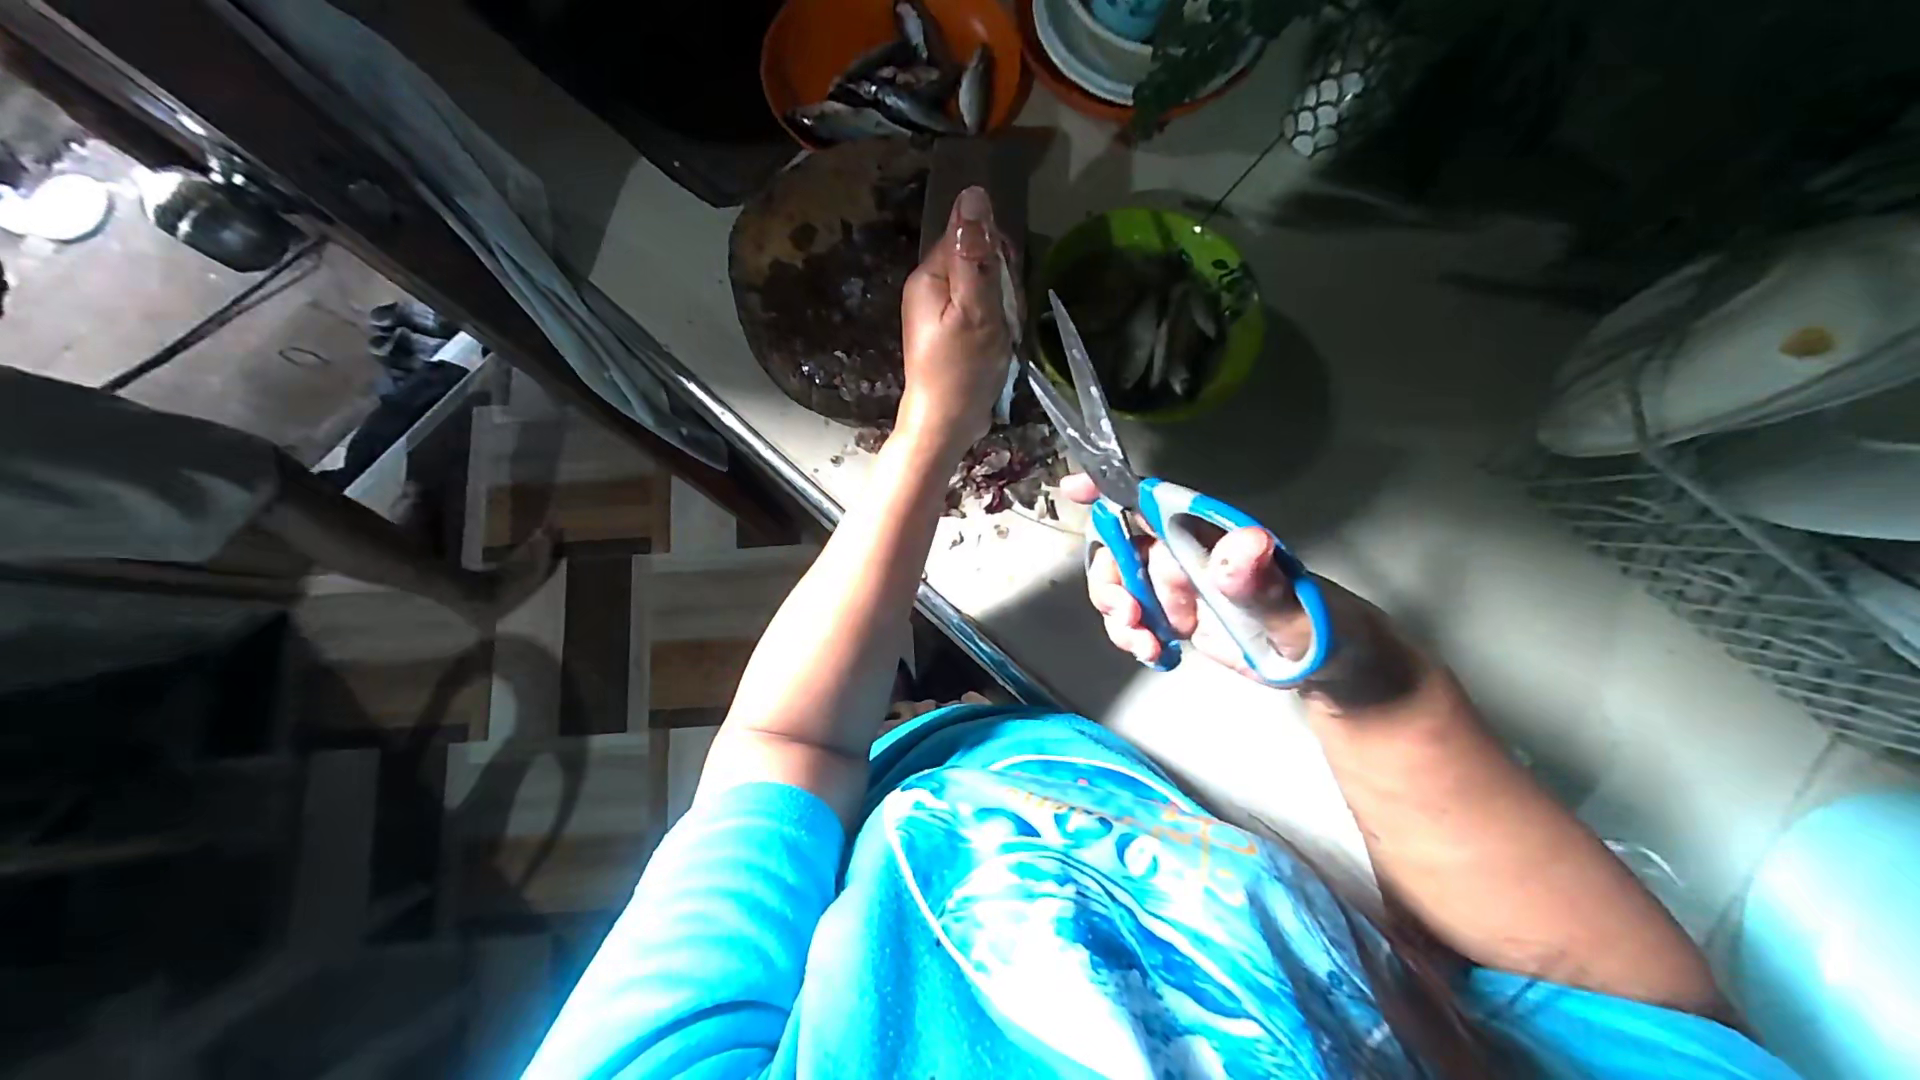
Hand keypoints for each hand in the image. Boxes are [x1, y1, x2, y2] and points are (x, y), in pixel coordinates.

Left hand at [896, 186, 1013, 454]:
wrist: (947, 425)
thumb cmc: (961, 371)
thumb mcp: (975, 311)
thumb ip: (974, 256)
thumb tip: (973, 194)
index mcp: (928, 277)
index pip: (968, 235)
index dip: (995, 256)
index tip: (1004, 287)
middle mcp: (929, 289)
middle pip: (977, 261)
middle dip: (1000, 284)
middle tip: (1003, 319)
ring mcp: (939, 313)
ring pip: (984, 287)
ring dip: (1002, 307)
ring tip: (1001, 336)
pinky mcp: (951, 333)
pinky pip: (981, 311)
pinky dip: (996, 324)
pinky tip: (998, 344)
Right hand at [1060, 474, 1420, 705]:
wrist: (1333, 672)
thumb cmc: (1326, 629)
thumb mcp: (1299, 613)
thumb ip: (1264, 585)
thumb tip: (1243, 544)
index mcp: (1214, 535)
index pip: (1156, 501)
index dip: (1113, 491)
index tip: (1076, 489)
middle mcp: (1189, 552)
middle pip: (1123, 545)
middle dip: (1112, 577)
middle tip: (1128, 612)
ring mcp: (1179, 586)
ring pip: (1122, 583)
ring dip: (1120, 612)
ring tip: (1144, 642)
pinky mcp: (1175, 617)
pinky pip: (1133, 617)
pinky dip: (1130, 635)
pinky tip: (1152, 653)